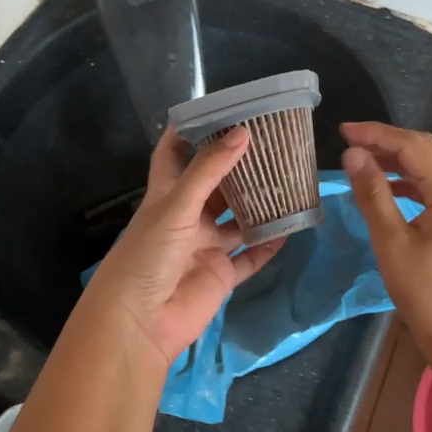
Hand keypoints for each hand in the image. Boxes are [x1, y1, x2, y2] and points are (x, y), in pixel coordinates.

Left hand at [79, 126, 284, 367]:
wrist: (140, 322)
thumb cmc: (148, 255)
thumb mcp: (177, 205)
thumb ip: (210, 169)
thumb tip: (244, 132)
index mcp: (167, 195)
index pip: (175, 154)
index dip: (192, 131)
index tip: (221, 109)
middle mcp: (188, 217)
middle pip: (216, 185)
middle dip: (239, 166)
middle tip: (271, 141)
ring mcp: (206, 246)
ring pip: (238, 219)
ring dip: (259, 203)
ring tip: (288, 179)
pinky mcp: (221, 274)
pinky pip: (250, 256)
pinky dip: (269, 244)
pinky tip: (292, 227)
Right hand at [341, 122, 431, 365]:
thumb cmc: (423, 291)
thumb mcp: (390, 241)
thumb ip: (372, 192)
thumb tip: (353, 154)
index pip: (413, 147)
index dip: (377, 134)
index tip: (344, 131)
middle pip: (426, 149)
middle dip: (388, 140)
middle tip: (351, 140)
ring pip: (431, 165)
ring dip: (399, 158)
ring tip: (363, 159)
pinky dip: (409, 178)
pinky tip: (385, 186)